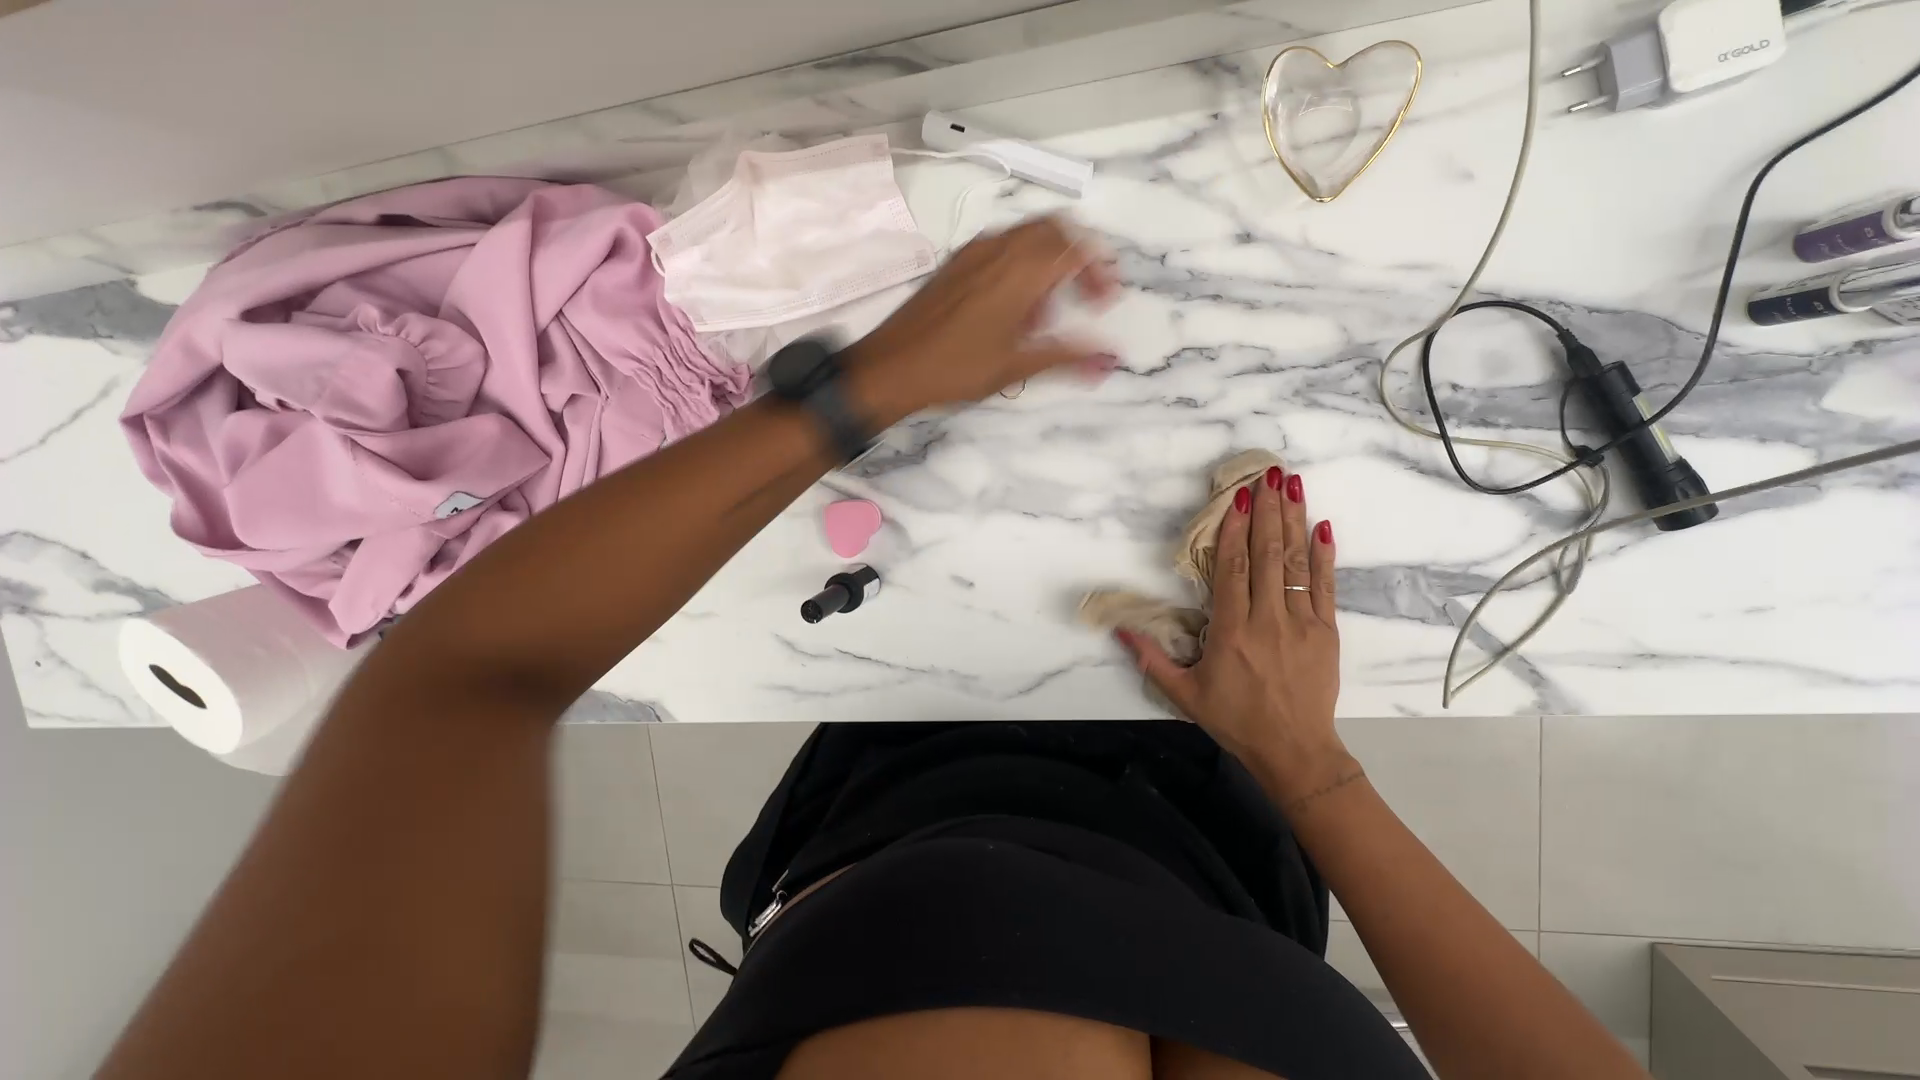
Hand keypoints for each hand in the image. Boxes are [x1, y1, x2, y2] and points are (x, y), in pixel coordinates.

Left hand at [844, 214, 1117, 423]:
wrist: (891, 366)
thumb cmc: (955, 368)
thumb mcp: (1016, 366)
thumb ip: (1068, 357)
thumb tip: (1109, 359)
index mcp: (1020, 269)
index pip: (1077, 248)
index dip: (1099, 270)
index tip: (1106, 301)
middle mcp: (999, 248)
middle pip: (1055, 229)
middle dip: (1078, 258)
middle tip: (1087, 296)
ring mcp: (974, 252)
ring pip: (1027, 236)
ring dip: (1049, 261)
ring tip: (1046, 312)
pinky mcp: (956, 263)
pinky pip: (1001, 247)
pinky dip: (1021, 265)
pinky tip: (1013, 309)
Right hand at [1119, 465, 1357, 807]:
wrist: (1294, 751)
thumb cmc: (1236, 721)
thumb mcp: (1184, 694)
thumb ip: (1152, 659)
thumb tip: (1120, 632)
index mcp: (1231, 633)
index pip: (1232, 570)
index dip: (1235, 531)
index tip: (1237, 497)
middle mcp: (1268, 621)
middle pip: (1266, 556)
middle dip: (1267, 511)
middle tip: (1268, 473)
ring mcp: (1301, 625)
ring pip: (1295, 564)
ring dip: (1293, 522)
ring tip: (1292, 485)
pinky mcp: (1327, 633)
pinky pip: (1324, 588)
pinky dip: (1323, 556)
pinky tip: (1322, 527)